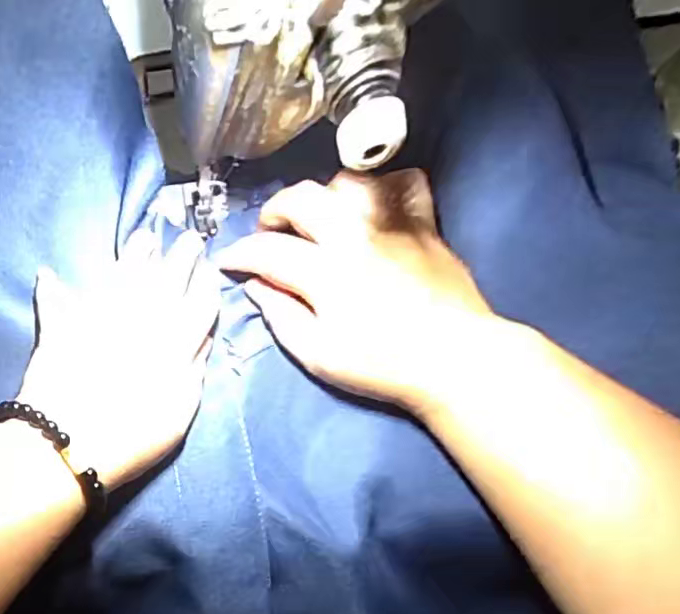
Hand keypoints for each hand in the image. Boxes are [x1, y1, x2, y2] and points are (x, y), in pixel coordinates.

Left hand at [16, 230, 220, 489]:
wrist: (69, 442)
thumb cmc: (132, 439)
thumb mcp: (179, 414)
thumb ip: (194, 373)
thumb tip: (203, 341)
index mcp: (176, 340)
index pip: (201, 301)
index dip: (207, 283)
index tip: (210, 271)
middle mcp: (141, 316)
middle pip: (168, 275)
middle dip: (184, 254)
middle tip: (190, 241)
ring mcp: (99, 314)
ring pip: (123, 272)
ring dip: (137, 253)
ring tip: (144, 239)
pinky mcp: (61, 324)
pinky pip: (56, 299)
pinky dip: (51, 288)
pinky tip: (47, 274)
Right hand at [215, 170, 531, 418]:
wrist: (451, 358)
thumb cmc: (380, 364)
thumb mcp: (318, 354)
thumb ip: (282, 316)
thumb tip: (257, 287)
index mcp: (324, 271)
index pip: (268, 250)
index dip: (240, 254)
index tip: (227, 261)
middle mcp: (355, 235)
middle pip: (303, 198)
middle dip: (274, 211)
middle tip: (268, 234)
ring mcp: (392, 223)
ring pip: (349, 182)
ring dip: (322, 196)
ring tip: (317, 220)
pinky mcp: (424, 224)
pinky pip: (404, 184)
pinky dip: (382, 188)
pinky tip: (372, 209)